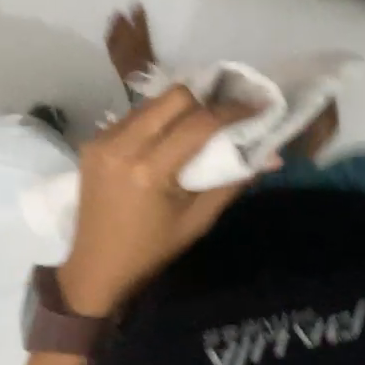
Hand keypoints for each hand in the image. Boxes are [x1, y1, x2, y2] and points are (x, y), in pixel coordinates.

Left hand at [58, 86, 254, 315]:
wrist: (95, 268)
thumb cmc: (152, 249)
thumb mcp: (198, 220)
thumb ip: (234, 181)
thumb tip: (272, 155)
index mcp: (148, 171)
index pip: (199, 123)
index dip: (233, 111)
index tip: (257, 107)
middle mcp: (121, 146)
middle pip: (175, 96)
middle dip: (206, 100)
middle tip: (226, 114)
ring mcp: (102, 140)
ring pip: (154, 101)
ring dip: (182, 107)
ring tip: (201, 123)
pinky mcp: (92, 141)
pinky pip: (135, 115)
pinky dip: (158, 119)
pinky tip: (168, 138)